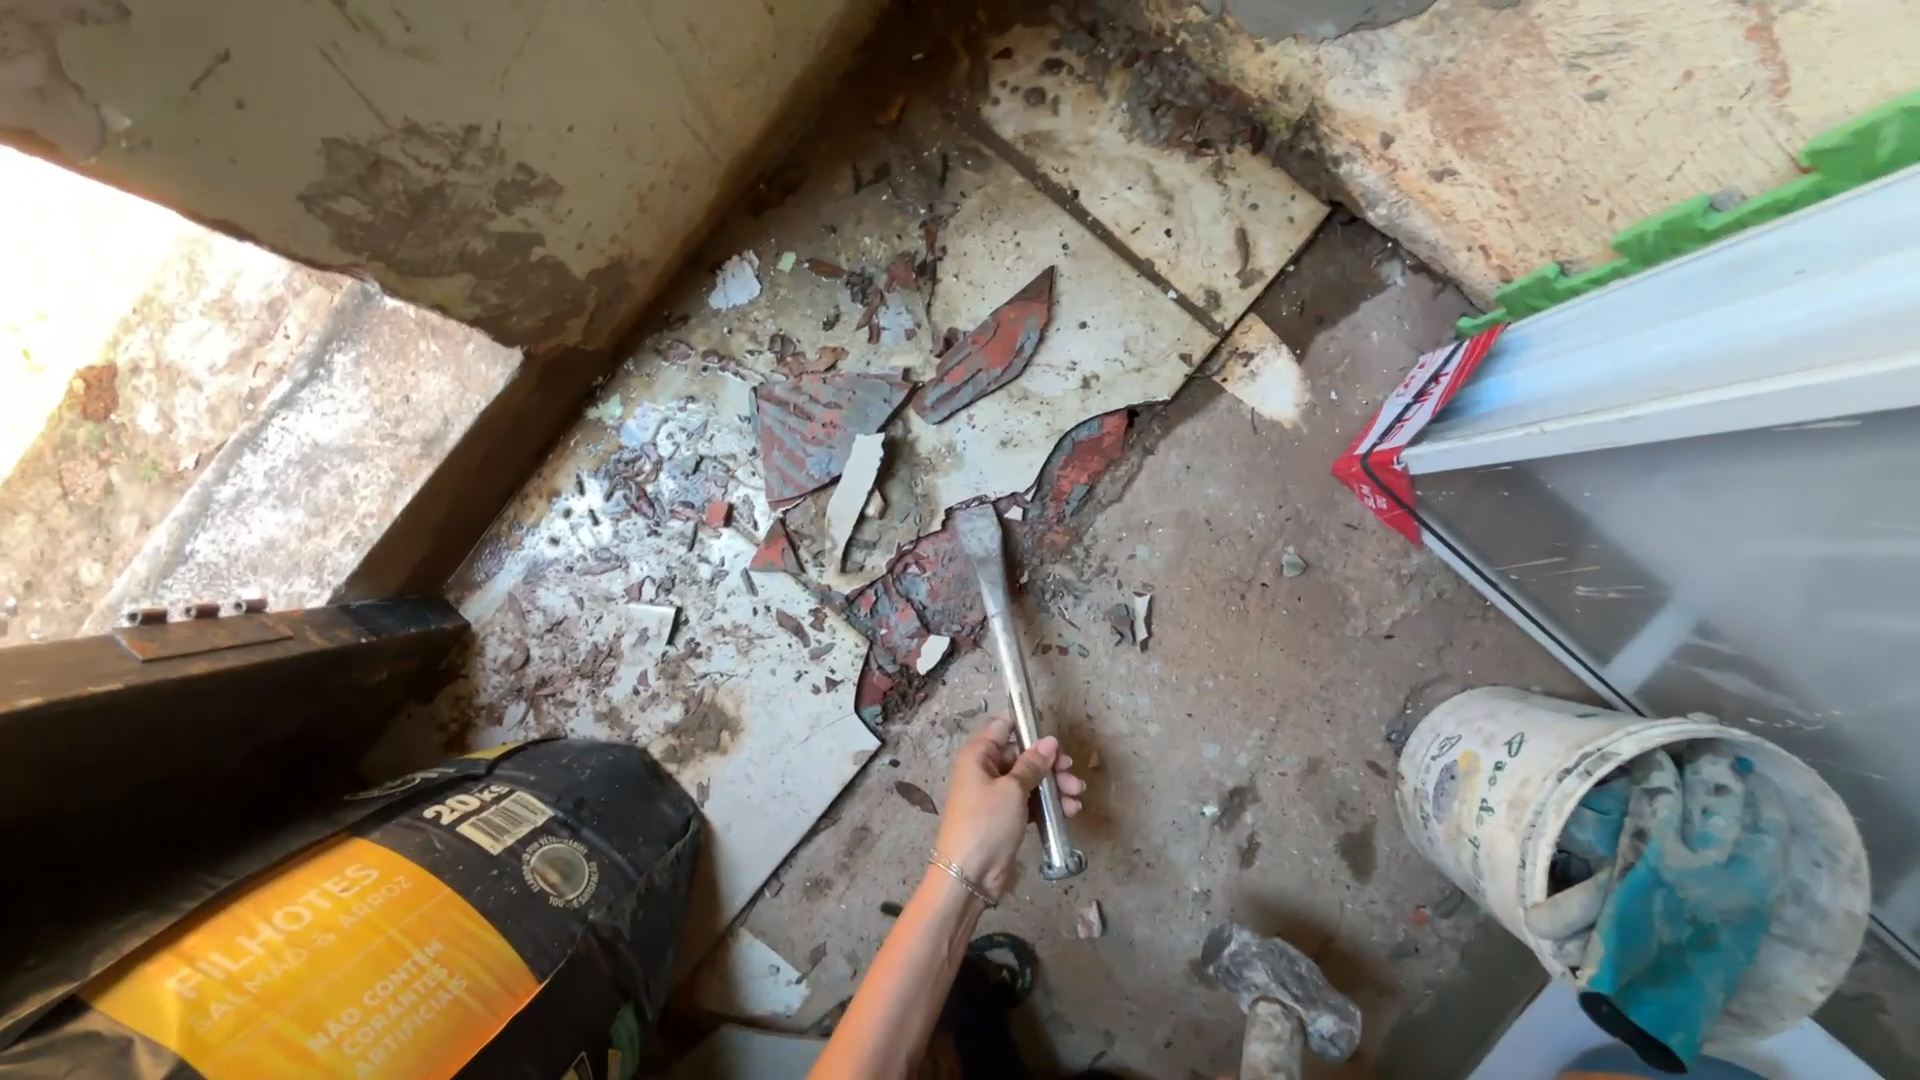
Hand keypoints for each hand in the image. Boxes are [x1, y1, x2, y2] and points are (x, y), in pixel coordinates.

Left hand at [932, 715, 1085, 900]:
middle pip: (1022, 755)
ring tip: (1076, 796)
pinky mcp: (1005, 817)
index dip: (1027, 726)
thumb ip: (1032, 764)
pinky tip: (1069, 811)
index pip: (1003, 726)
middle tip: (1072, 774)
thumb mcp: (1012, 789)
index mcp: (978, 754)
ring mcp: (995, 795)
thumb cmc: (986, 823)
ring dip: (1054, 786)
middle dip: (1050, 764)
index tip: (1053, 734)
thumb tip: (1049, 741)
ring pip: (1030, 780)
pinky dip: (1048, 805)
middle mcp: (985, 769)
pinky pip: (1030, 802)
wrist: (968, 876)